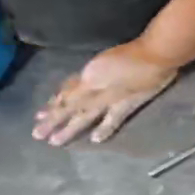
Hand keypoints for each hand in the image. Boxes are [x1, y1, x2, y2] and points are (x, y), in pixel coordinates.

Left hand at [32, 40, 177, 145]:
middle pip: (69, 107)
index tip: (39, 115)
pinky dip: (105, 129)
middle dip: (54, 120)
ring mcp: (111, 100)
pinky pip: (114, 119)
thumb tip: (79, 84)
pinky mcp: (128, 104)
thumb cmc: (132, 53)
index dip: (53, 103)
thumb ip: (89, 74)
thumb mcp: (102, 60)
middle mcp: (94, 92)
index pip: (66, 93)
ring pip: (85, 116)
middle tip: (37, 135)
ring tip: (56, 142)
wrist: (158, 56)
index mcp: (87, 79)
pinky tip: (96, 139)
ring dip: (71, 128)